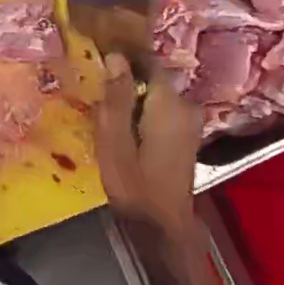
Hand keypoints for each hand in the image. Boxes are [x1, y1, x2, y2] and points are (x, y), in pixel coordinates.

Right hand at [95, 53, 204, 232]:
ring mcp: (189, 121)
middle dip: (122, 85)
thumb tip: (116, 58)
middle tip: (94, 99)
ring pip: (153, 97)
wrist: (163, 226)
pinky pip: (159, 111)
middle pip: (149, 80)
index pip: (146, 62)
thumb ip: (116, 99)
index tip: (96, 61)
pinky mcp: (185, 135)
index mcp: (169, 104)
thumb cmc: (134, 186)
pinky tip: (122, 132)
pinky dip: (140, 115)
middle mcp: (186, 106)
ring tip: (104, 116)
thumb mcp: (114, 142)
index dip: (121, 59)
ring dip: (130, 102)